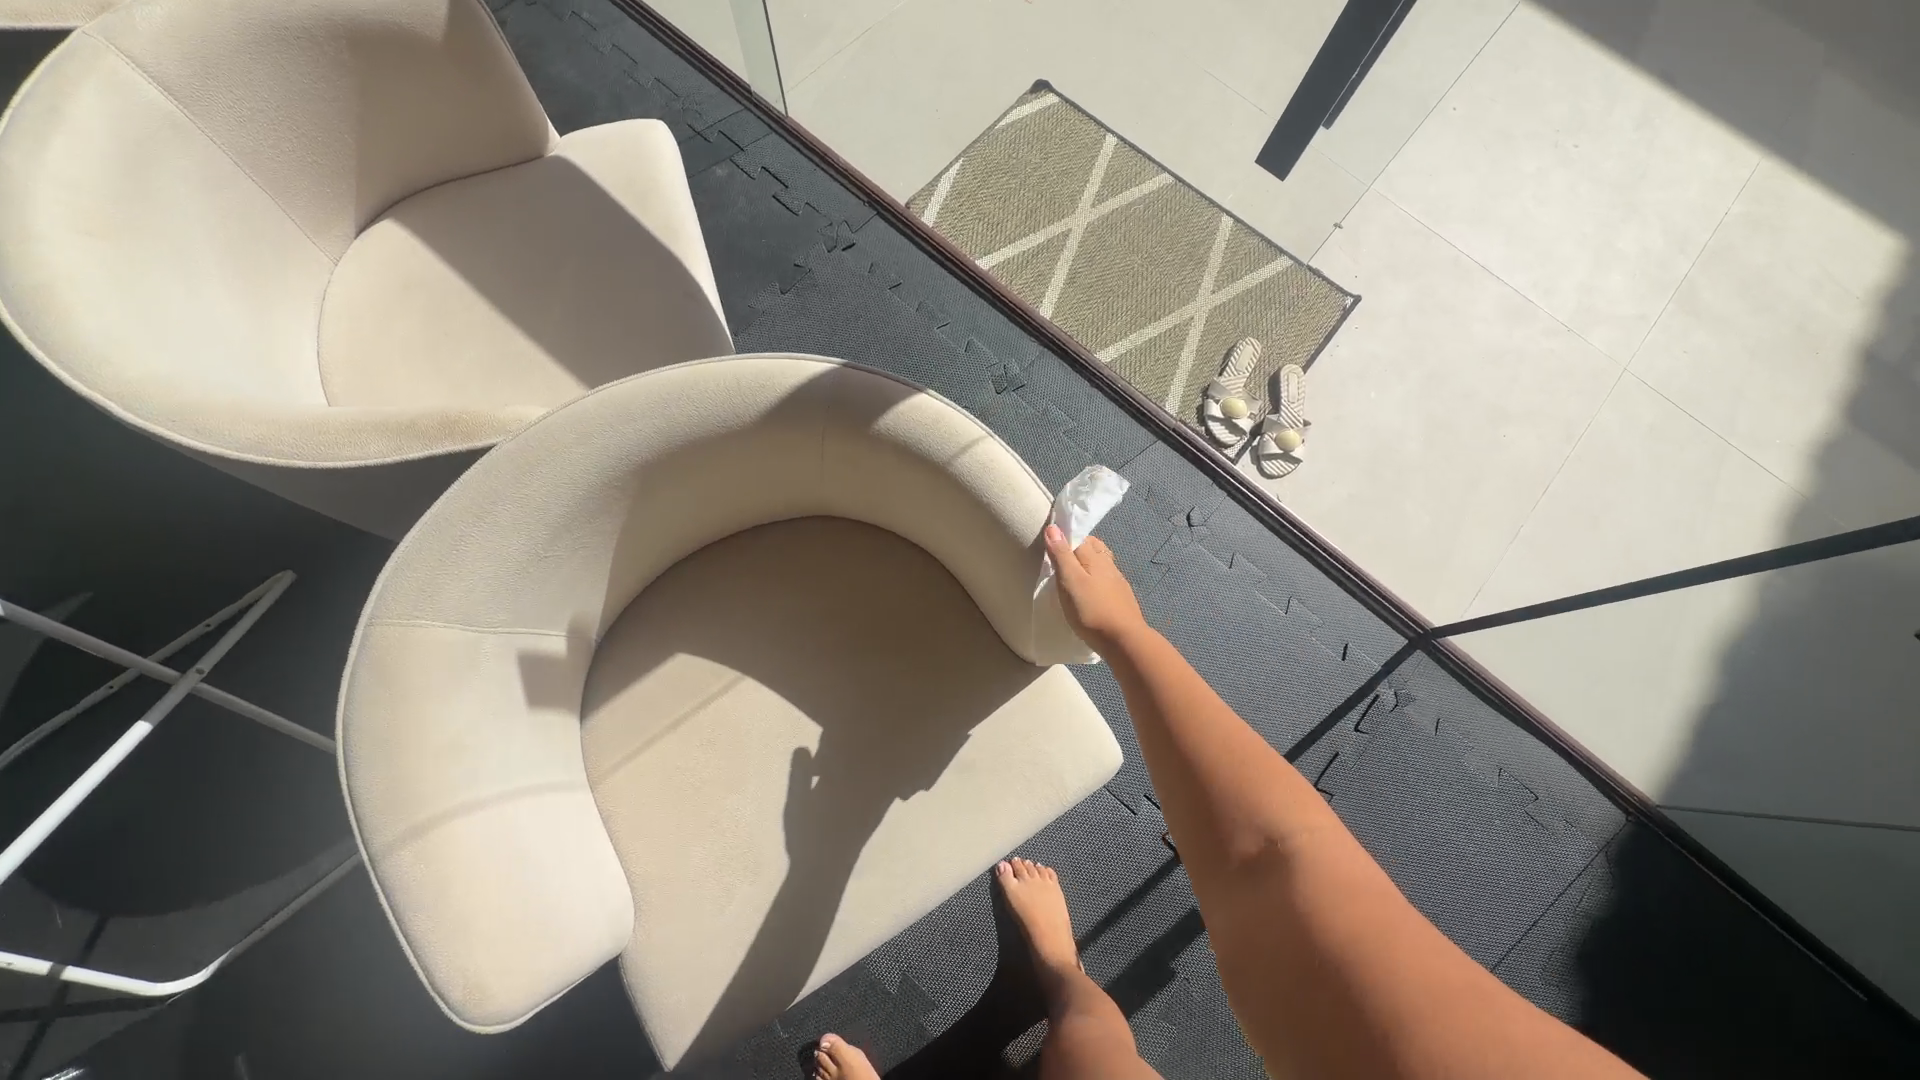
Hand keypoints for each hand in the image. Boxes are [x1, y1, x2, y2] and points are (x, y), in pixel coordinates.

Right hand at [1044, 524, 1147, 652]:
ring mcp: (1118, 581)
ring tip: (1074, 573)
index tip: (1053, 541)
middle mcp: (1109, 565)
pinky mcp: (1121, 597)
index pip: (1081, 536)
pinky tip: (1091, 590)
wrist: (1123, 640)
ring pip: (1102, 564)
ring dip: (1088, 563)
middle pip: (1094, 548)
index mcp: (1095, 557)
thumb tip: (1053, 527)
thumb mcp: (1070, 581)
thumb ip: (1062, 555)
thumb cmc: (1092, 609)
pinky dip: (1096, 578)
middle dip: (1079, 547)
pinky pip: (1106, 579)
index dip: (1067, 535)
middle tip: (1061, 556)